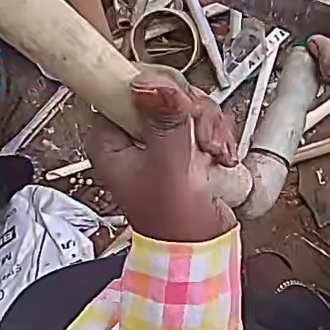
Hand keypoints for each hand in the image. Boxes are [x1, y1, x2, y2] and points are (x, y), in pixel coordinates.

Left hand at [86, 69, 238, 243]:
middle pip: (163, 91)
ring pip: (186, 103)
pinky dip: (216, 133)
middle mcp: (131, 135)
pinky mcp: (181, 143)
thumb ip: (164, 120)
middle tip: (200, 138)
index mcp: (110, 138)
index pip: (127, 86)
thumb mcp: (168, 164)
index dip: (159, 89)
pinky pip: (201, 119)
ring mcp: (157, 138)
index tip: (179, 105)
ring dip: (208, 125)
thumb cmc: (174, 220)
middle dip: (192, 112)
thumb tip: (151, 83)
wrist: (201, 247)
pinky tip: (219, 155)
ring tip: (212, 153)